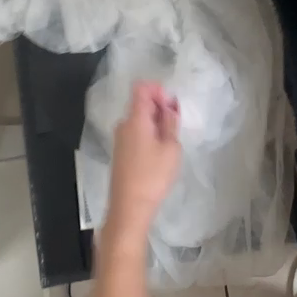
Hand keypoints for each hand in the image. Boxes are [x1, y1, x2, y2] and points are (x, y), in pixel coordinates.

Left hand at [102, 82, 181, 254]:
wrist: (129, 208)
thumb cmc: (153, 176)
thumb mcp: (171, 147)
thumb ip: (170, 122)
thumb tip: (168, 107)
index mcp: (135, 119)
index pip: (142, 88)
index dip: (158, 90)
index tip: (172, 106)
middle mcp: (123, 125)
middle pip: (141, 103)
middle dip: (160, 107)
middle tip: (176, 125)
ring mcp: (120, 139)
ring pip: (139, 120)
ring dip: (156, 123)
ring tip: (170, 142)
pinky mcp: (121, 153)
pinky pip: (136, 133)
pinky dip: (149, 134)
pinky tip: (159, 153)